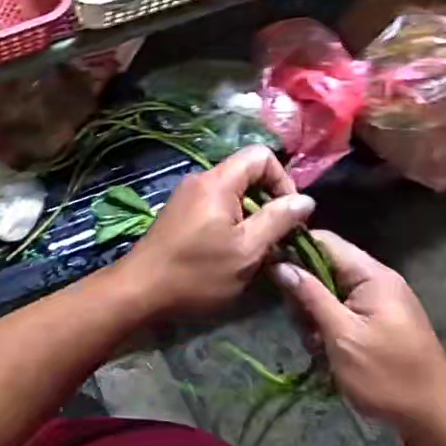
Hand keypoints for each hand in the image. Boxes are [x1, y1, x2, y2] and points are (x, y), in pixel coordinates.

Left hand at [111, 146, 314, 317]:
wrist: (140, 290)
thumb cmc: (196, 272)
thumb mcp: (246, 250)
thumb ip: (278, 220)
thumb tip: (305, 200)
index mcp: (217, 182)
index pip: (261, 155)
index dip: (283, 180)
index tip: (289, 215)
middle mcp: (200, 180)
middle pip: (247, 174)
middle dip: (269, 202)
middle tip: (277, 237)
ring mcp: (186, 196)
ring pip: (232, 193)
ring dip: (251, 217)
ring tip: (256, 250)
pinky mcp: (179, 213)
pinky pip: (215, 206)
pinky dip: (231, 223)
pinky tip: (231, 253)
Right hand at [273, 231, 445, 432]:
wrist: (434, 419)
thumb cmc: (386, 375)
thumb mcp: (341, 334)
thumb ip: (310, 295)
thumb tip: (280, 264)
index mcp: (372, 276)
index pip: (324, 241)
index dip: (293, 248)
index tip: (268, 268)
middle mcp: (375, 282)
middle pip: (323, 268)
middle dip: (304, 295)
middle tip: (304, 325)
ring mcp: (376, 303)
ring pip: (327, 294)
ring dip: (313, 318)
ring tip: (318, 346)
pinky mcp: (375, 323)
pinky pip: (340, 313)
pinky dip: (327, 329)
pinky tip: (327, 353)